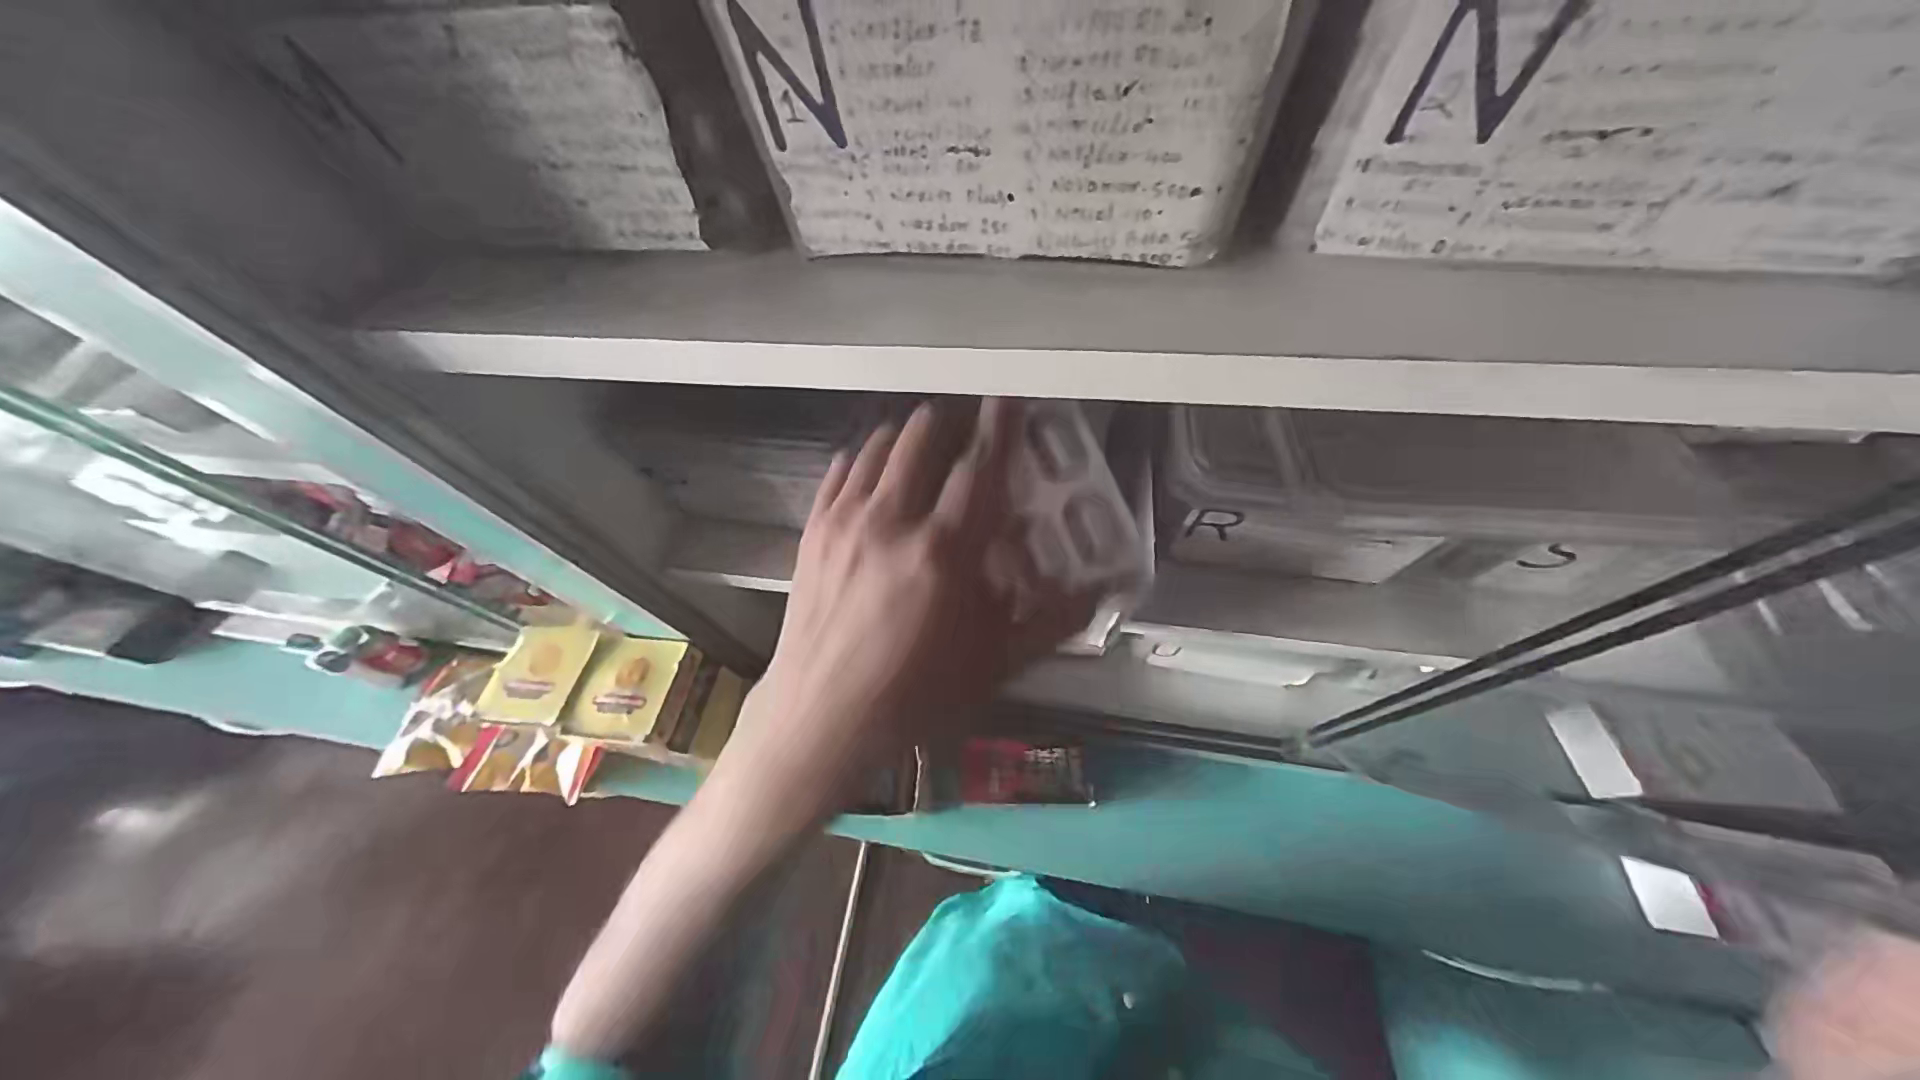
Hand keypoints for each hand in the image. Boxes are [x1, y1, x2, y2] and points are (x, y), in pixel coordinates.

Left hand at [754, 397, 1095, 755]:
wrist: (822, 717)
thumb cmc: (915, 695)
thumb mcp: (995, 665)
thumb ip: (1050, 620)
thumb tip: (1099, 591)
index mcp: (944, 550)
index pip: (981, 466)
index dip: (1000, 426)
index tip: (1010, 398)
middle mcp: (891, 520)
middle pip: (922, 438)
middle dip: (950, 420)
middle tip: (967, 426)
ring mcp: (845, 521)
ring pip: (878, 446)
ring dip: (906, 434)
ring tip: (924, 442)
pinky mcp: (813, 532)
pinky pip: (840, 471)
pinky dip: (863, 458)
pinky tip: (873, 469)